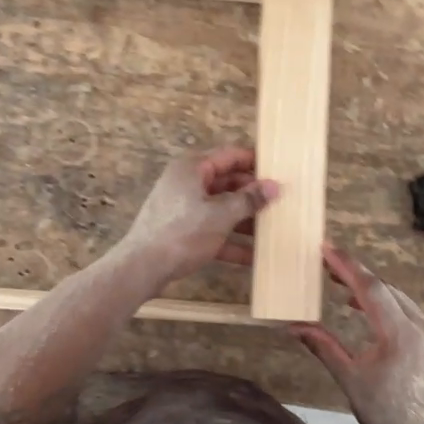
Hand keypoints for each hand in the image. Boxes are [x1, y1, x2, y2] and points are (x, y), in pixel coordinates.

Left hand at [115, 147, 279, 286]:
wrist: (143, 268)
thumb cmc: (182, 233)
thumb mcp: (220, 215)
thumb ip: (248, 200)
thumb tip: (274, 186)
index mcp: (192, 168)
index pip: (230, 155)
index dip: (255, 162)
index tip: (280, 171)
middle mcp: (186, 183)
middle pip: (227, 183)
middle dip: (252, 195)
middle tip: (281, 203)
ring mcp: (183, 208)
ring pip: (221, 208)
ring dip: (244, 220)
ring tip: (273, 229)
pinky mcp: (182, 231)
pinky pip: (212, 230)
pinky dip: (230, 241)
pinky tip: (253, 256)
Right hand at [292, 244, 423, 423]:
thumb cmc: (385, 414)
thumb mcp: (349, 379)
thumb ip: (323, 347)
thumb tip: (293, 326)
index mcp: (400, 333)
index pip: (371, 288)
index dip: (347, 266)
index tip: (326, 249)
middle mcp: (421, 327)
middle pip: (386, 289)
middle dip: (357, 275)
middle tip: (329, 266)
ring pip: (400, 300)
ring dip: (372, 290)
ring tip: (344, 288)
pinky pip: (409, 313)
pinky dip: (387, 306)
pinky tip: (370, 313)